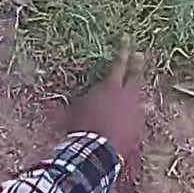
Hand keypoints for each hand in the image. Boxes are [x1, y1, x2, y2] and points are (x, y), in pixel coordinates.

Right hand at [65, 47, 144, 165]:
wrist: (97, 153)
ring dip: (137, 90)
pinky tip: (139, 113)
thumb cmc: (80, 127)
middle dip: (136, 64)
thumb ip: (75, 99)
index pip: (118, 64)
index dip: (123, 50)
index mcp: (109, 87)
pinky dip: (137, 112)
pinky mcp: (138, 128)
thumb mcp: (72, 110)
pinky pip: (139, 115)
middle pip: (135, 75)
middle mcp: (126, 96)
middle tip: (139, 54)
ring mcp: (135, 112)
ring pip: (139, 96)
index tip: (127, 39)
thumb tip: (54, 98)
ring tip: (139, 86)